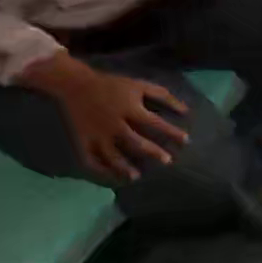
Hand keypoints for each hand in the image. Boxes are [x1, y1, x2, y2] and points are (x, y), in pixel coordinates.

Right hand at [19, 53, 189, 182]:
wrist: (76, 85)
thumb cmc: (114, 86)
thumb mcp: (140, 86)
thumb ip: (164, 96)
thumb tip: (186, 111)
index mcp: (129, 109)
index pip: (155, 123)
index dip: (171, 132)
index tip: (186, 140)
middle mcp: (113, 123)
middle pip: (135, 142)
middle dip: (152, 152)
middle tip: (167, 161)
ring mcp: (96, 133)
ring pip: (111, 154)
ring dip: (123, 167)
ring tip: (136, 176)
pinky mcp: (82, 140)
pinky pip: (89, 158)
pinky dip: (99, 170)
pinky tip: (110, 177)